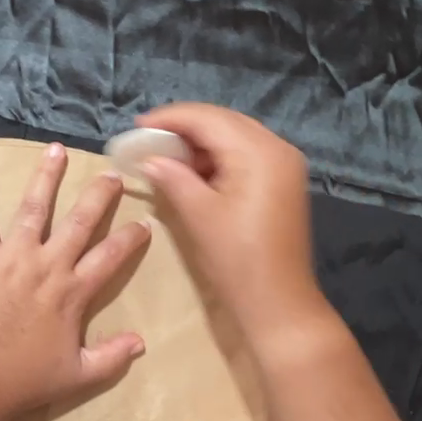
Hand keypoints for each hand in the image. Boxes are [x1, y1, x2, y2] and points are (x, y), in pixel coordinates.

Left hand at [0, 143, 150, 416]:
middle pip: (80, 220)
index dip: (131, 237)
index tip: (145, 223)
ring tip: (56, 149)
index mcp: (74, 291)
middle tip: (111, 174)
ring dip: (47, 177)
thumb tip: (141, 342)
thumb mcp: (80, 375)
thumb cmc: (27, 378)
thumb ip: (113, 357)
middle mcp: (48, 265)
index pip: (111, 256)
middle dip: (99, 194)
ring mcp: (13, 257)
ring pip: (33, 208)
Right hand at [133, 103, 329, 342]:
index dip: (170, 118)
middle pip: (224, 122)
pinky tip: (193, 172)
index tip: (137, 126)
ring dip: (200, 144)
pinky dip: (218, 159)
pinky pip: (246, 156)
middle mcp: (277, 148)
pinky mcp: (283, 183)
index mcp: (258, 152)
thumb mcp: (199, 215)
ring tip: (165, 156)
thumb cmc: (236, 260)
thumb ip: (173, 178)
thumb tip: (150, 159)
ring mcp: (284, 165)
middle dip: (185, 128)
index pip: (208, 119)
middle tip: (148, 140)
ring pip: (235, 138)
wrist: (278, 302)